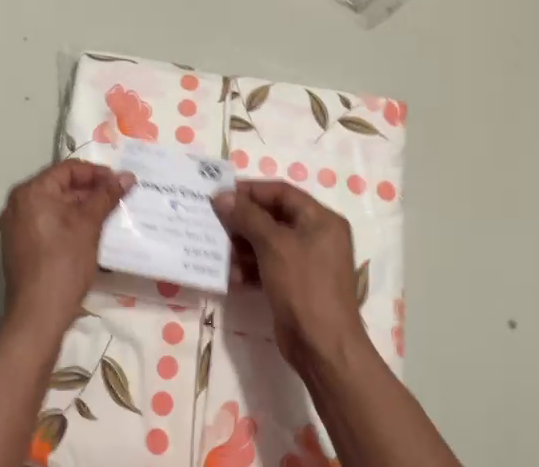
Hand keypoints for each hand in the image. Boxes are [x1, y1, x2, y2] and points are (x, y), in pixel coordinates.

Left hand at [0, 160, 133, 331]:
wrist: (38, 315)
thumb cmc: (64, 263)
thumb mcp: (89, 225)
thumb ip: (106, 196)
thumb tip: (127, 176)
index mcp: (30, 192)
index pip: (67, 170)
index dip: (96, 173)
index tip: (120, 182)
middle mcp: (18, 204)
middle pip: (59, 187)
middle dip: (90, 192)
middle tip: (118, 198)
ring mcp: (16, 227)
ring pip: (54, 208)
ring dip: (81, 209)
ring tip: (109, 216)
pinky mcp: (21, 247)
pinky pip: (48, 225)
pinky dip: (69, 225)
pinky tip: (91, 235)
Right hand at [213, 181, 366, 371]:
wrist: (323, 347)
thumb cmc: (303, 286)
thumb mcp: (273, 245)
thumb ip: (246, 216)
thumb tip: (221, 196)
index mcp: (321, 219)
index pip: (281, 192)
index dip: (250, 191)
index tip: (220, 195)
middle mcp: (316, 236)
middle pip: (272, 217)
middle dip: (243, 221)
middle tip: (215, 223)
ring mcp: (306, 262)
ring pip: (267, 243)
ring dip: (242, 247)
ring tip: (221, 254)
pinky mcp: (295, 284)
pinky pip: (268, 266)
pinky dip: (250, 268)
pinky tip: (233, 277)